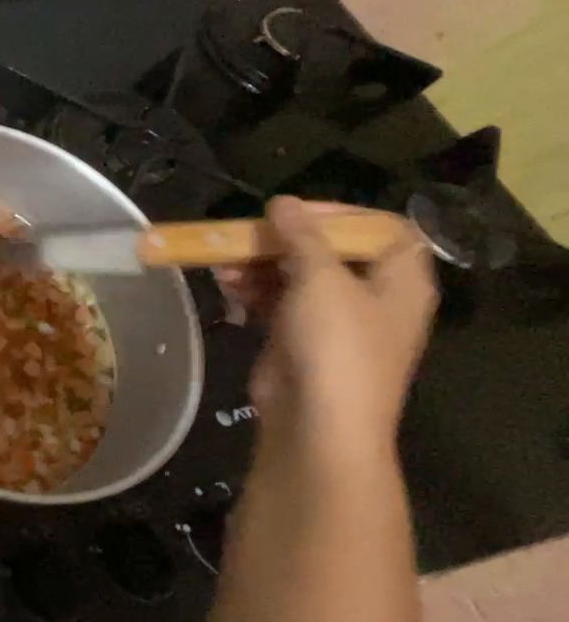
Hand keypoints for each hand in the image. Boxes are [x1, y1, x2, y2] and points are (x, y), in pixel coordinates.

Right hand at [220, 198, 437, 459]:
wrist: (317, 419)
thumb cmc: (335, 345)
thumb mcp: (321, 280)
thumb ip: (302, 237)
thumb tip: (282, 202)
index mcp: (398, 279)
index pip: (380, 228)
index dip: (337, 214)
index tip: (289, 213)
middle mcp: (371, 295)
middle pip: (328, 250)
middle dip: (281, 240)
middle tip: (243, 237)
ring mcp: (333, 318)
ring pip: (294, 274)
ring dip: (257, 264)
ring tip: (223, 266)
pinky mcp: (299, 336)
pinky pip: (275, 300)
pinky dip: (251, 290)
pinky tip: (225, 287)